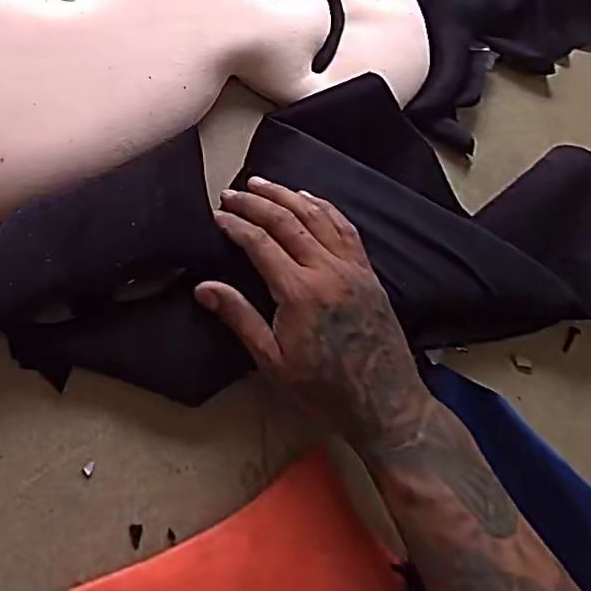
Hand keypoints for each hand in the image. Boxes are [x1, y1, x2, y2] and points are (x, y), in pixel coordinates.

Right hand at [195, 177, 432, 449]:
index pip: (260, 242)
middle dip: (254, 202)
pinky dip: (323, 207)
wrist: (388, 406)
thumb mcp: (272, 360)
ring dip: (286, 195)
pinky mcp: (368, 273)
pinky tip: (307, 198)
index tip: (216, 215)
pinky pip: (345, 228)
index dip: (235, 224)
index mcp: (300, 292)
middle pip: (287, 221)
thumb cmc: (324, 389)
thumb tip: (202, 287)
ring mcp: (352, 269)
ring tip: (261, 184)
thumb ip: (238, 317)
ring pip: (317, 216)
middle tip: (230, 193)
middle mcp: (328, 271)